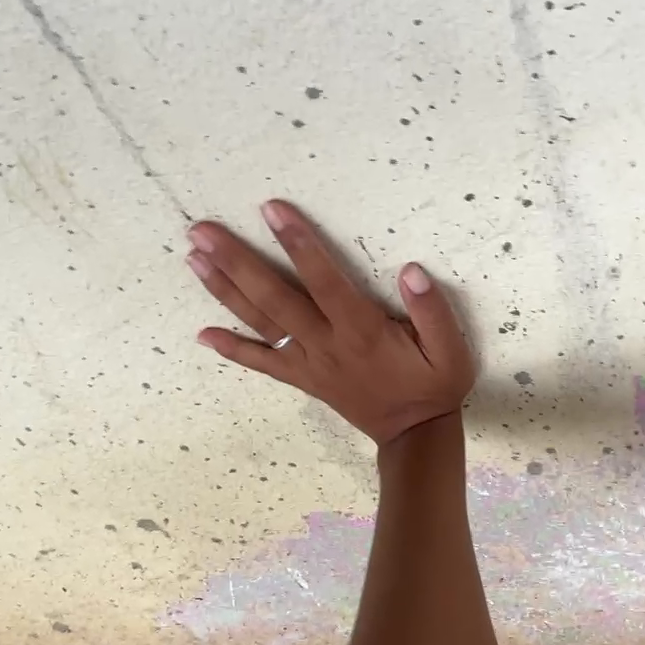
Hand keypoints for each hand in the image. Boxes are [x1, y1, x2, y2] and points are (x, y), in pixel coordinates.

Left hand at [184, 201, 475, 446]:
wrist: (415, 435)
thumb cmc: (434, 386)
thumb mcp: (451, 350)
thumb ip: (433, 310)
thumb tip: (411, 270)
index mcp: (362, 330)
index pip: (323, 280)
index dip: (298, 244)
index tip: (271, 209)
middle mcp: (327, 344)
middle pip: (274, 298)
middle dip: (237, 261)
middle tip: (201, 230)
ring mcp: (310, 363)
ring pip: (261, 323)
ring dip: (225, 291)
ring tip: (193, 259)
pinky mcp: (304, 379)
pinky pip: (263, 363)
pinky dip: (232, 350)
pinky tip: (203, 335)